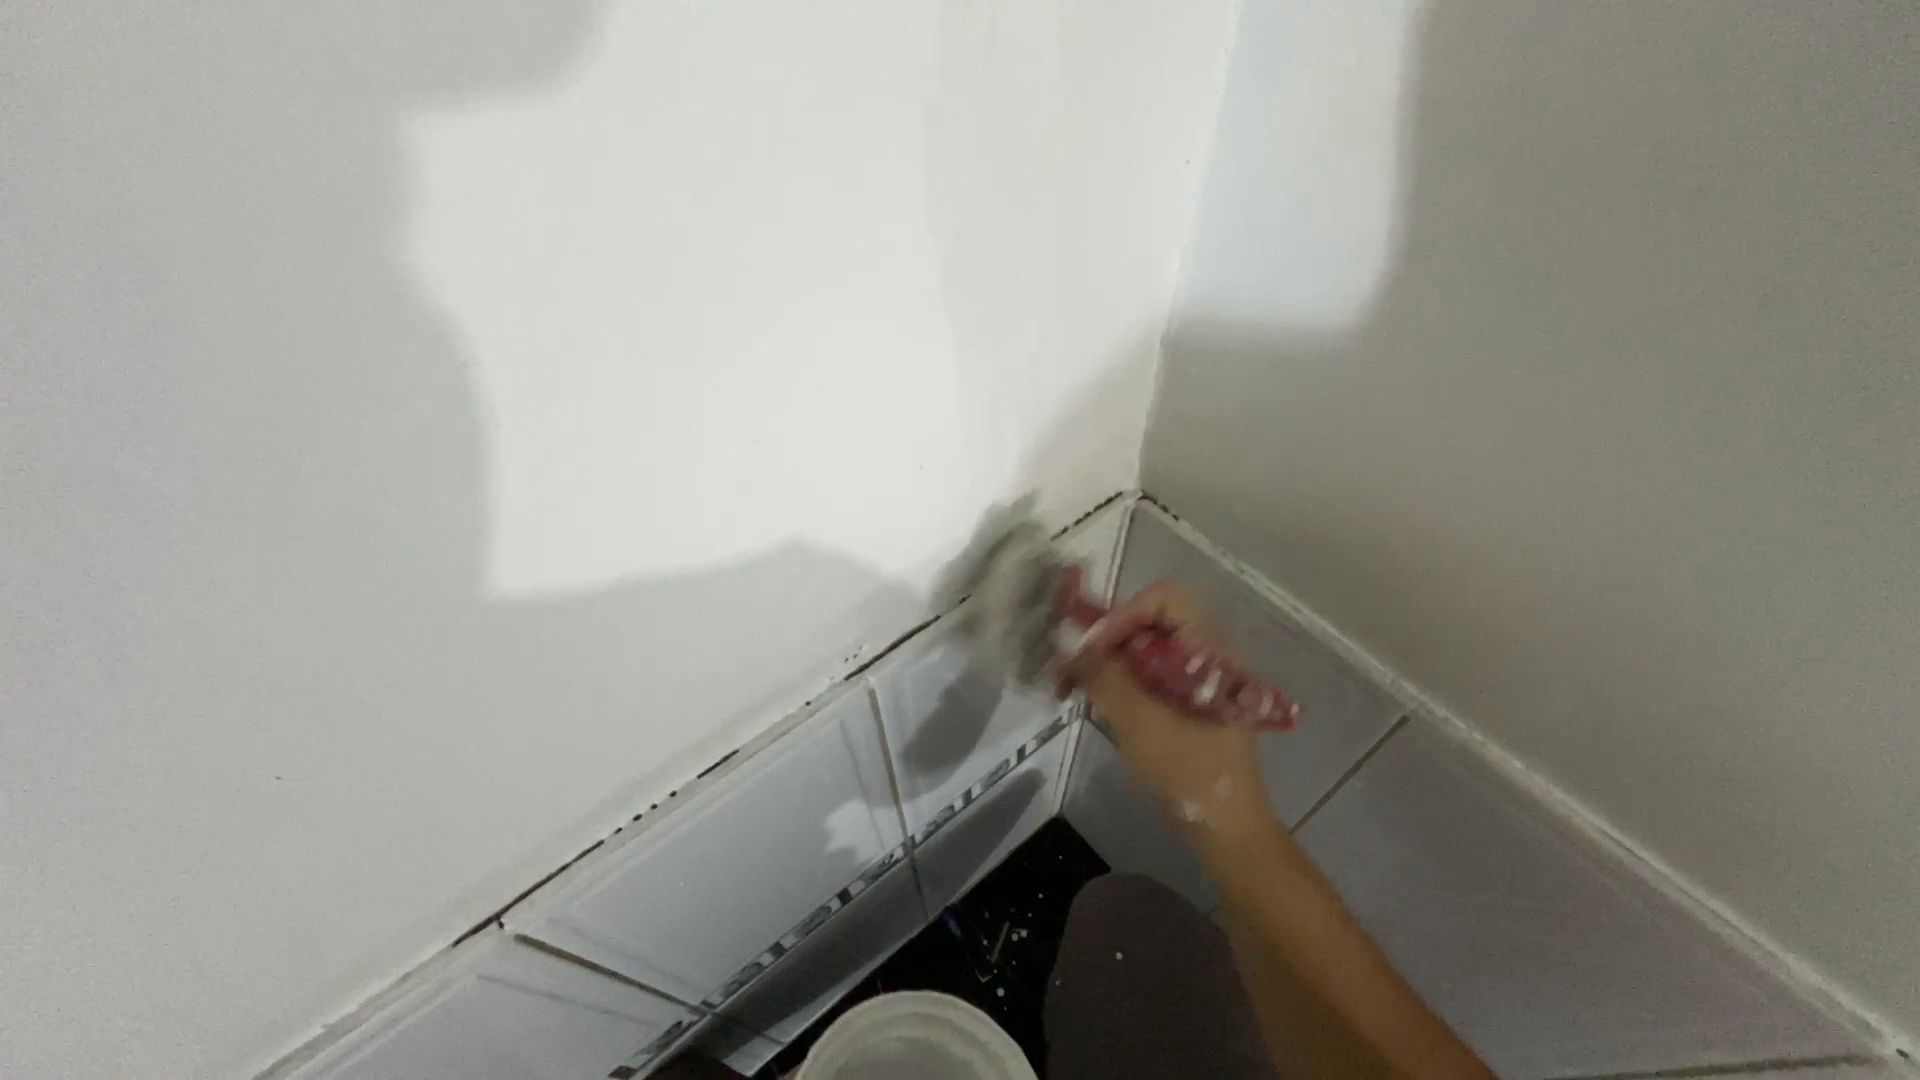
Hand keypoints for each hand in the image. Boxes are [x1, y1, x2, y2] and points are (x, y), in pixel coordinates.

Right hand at [1066, 580, 1270, 836]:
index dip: (1124, 613)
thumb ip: (1104, 675)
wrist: (1227, 827)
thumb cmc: (1188, 771)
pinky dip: (1123, 680)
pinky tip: (1099, 702)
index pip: (1165, 597)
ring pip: (1147, 647)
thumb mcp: (1138, 721)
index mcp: (1210, 649)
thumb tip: (1071, 642)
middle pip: (1152, 619)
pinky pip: (1152, 672)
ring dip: (1110, 661)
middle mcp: (1210, 652)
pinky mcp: (1192, 698)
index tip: (1093, 648)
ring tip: (1076, 687)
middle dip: (1108, 639)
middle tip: (1072, 668)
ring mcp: (1203, 676)